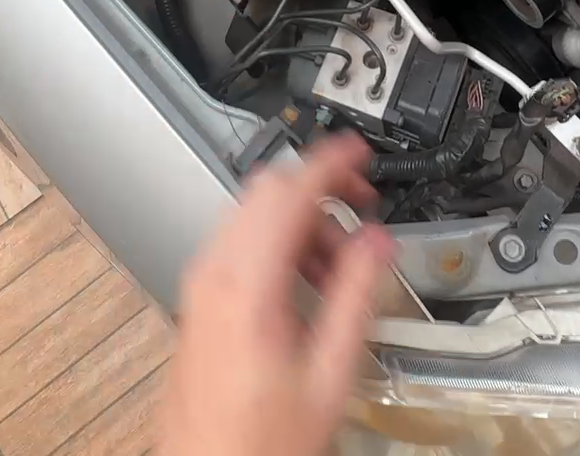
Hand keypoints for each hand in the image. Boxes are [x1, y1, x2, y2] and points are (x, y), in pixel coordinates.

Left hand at [156, 133, 395, 455]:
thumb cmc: (261, 441)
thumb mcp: (330, 373)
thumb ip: (358, 295)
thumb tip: (379, 241)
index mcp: (247, 283)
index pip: (290, 190)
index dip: (330, 160)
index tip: (359, 152)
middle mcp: (215, 270)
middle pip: (269, 189)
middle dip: (321, 188)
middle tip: (360, 210)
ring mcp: (202, 280)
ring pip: (254, 209)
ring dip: (301, 217)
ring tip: (338, 265)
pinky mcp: (200, 293)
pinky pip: (240, 236)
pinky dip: (278, 237)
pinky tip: (306, 279)